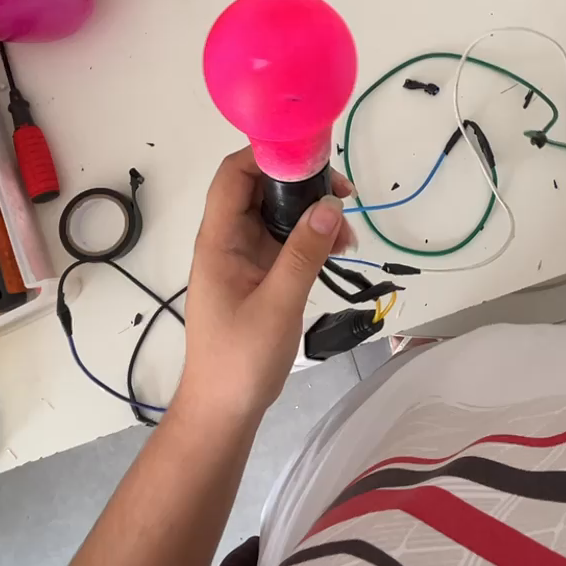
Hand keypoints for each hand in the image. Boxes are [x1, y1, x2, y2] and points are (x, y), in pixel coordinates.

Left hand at [176, 148, 353, 424]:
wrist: (223, 410)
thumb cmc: (239, 359)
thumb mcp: (277, 305)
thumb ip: (303, 254)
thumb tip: (330, 205)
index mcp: (219, 239)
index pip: (235, 175)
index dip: (268, 154)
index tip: (313, 156)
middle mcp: (229, 239)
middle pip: (261, 188)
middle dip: (303, 184)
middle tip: (344, 194)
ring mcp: (245, 255)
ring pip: (279, 213)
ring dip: (312, 213)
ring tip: (347, 234)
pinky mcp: (260, 272)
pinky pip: (287, 239)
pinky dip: (312, 237)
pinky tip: (338, 249)